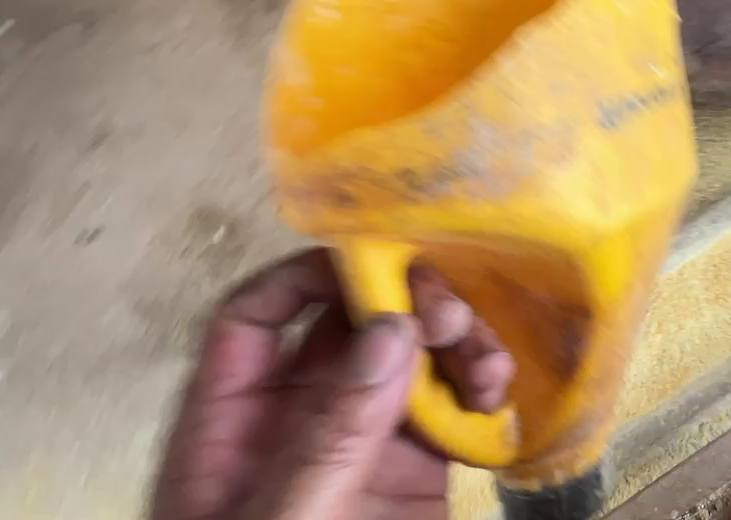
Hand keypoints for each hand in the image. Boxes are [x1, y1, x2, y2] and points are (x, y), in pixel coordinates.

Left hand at [150, 248, 514, 519]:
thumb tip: (391, 329)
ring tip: (486, 368)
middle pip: (352, 319)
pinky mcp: (415, 464)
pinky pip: (450, 397)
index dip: (307, 275)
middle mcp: (301, 415)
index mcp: (235, 426)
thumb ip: (330, 438)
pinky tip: (496, 395)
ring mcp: (363, 437)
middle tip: (450, 320)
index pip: (255, 318)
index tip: (380, 267)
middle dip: (407, 303)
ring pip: (412, 350)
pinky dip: (478, 383)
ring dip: (456, 341)